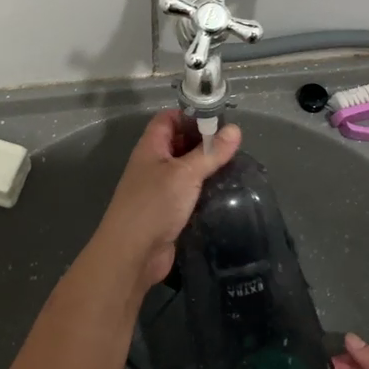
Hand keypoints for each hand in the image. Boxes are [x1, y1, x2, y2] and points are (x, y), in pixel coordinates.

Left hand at [81, 111, 241, 288]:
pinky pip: (188, 192)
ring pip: (186, 169)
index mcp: (151, 147)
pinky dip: (204, 189)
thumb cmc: (154, 205)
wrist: (133, 253)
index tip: (219, 119)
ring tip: (236, 165)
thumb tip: (235, 130)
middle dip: (203, 141)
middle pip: (179, 143)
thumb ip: (210, 152)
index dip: (190, 115)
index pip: (168, 119)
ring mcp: (160, 188)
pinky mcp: (169, 210)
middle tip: (234, 144)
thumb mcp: (185, 174)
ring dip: (206, 167)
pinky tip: (225, 190)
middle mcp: (153, 164)